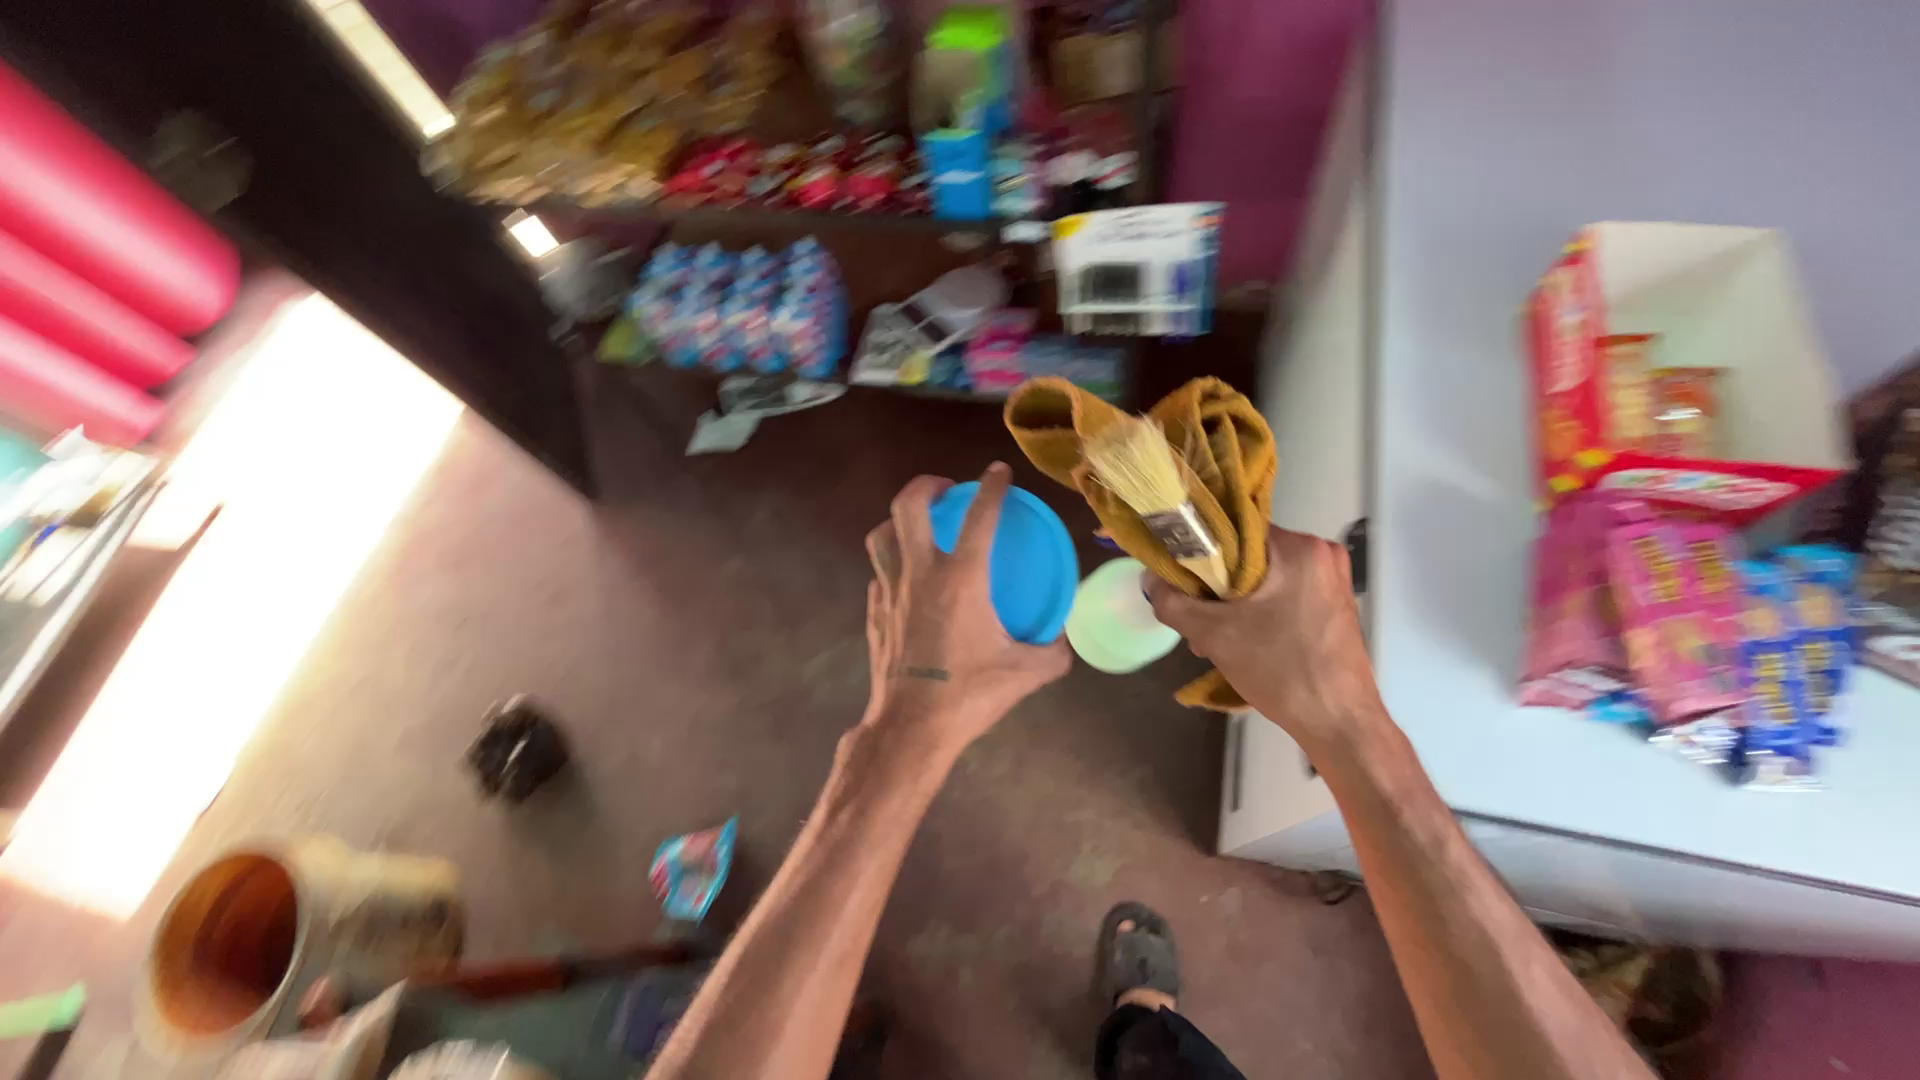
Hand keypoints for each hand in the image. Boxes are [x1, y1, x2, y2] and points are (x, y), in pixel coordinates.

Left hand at [863, 463, 1071, 753]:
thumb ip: (1052, 652)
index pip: (980, 518)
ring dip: (898, 521)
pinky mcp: (873, 613)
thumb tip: (1063, 640)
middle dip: (926, 486)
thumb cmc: (968, 695)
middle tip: (945, 489)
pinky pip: (878, 574)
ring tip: (916, 525)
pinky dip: (892, 565)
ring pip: (881, 536)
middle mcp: (920, 574)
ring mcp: (890, 592)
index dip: (992, 488)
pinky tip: (906, 579)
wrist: (911, 727)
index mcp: (961, 580)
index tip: (998, 471)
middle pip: (908, 507)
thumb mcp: (1025, 674)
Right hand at [1145, 525, 1380, 749]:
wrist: (1339, 722)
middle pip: (1249, 555)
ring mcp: (1333, 580)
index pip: (1234, 529)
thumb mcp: (1214, 635)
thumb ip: (1173, 602)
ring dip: (1235, 603)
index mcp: (1299, 548)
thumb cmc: (1281, 670)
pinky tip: (1243, 642)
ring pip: (1264, 577)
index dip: (1200, 552)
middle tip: (1197, 618)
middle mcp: (1322, 553)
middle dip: (1217, 586)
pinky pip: (1284, 594)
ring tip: (1216, 638)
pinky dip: (1259, 612)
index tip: (1181, 578)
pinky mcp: (1335, 604)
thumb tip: (1150, 579)